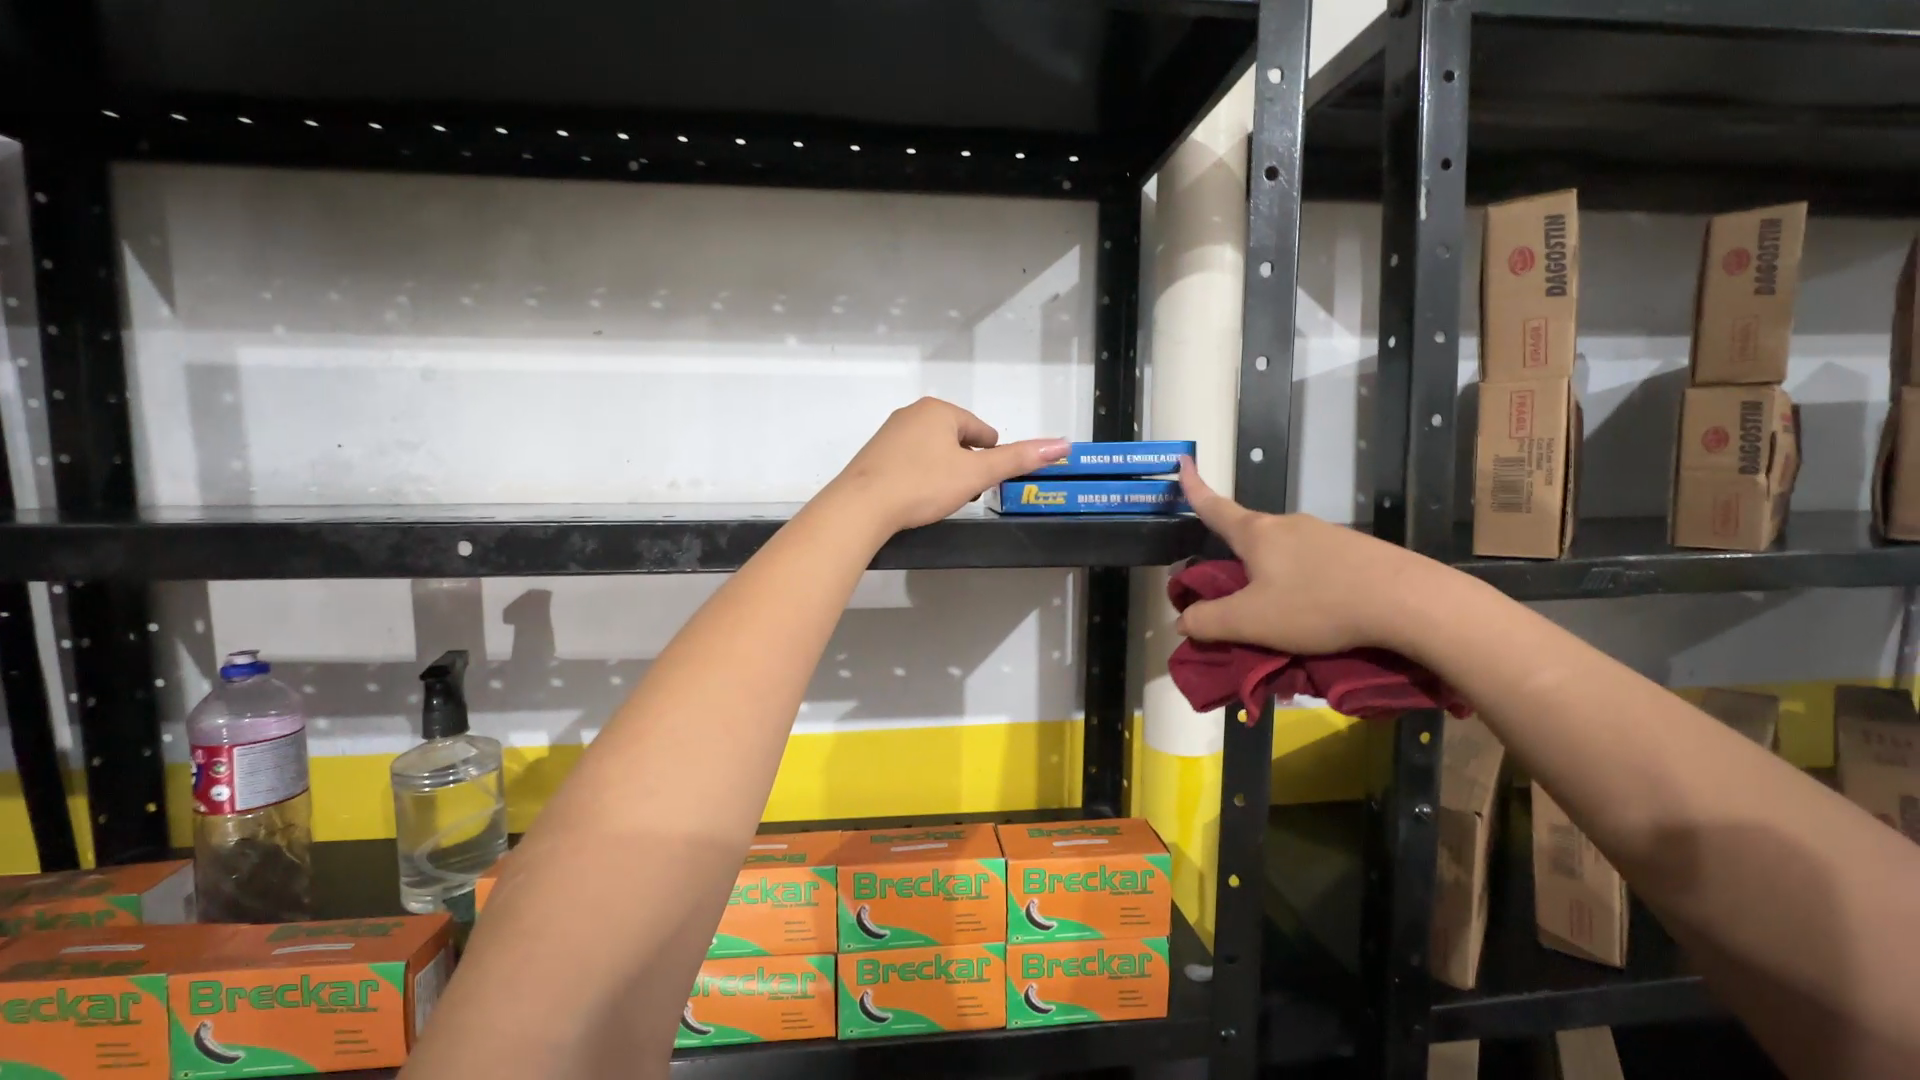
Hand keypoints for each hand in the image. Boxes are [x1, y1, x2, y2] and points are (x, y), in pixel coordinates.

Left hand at [822, 398, 1069, 534]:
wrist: (861, 507)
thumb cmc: (922, 485)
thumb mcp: (976, 473)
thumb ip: (1017, 459)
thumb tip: (1062, 444)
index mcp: (938, 410)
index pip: (980, 430)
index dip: (991, 456)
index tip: (990, 479)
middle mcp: (912, 414)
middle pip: (955, 439)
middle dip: (965, 464)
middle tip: (967, 493)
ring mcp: (889, 434)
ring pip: (931, 451)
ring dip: (943, 471)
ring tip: (943, 499)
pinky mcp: (873, 456)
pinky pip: (908, 462)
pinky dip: (919, 477)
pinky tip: (917, 498)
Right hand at [1176, 458, 1436, 654]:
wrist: (1405, 600)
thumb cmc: (1317, 605)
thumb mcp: (1252, 621)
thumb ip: (1210, 622)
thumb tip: (1182, 620)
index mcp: (1257, 534)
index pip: (1215, 508)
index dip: (1194, 488)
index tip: (1183, 461)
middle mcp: (1288, 524)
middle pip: (1250, 534)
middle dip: (1236, 554)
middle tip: (1227, 585)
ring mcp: (1325, 534)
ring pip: (1284, 550)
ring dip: (1272, 571)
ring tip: (1275, 608)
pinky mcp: (1354, 550)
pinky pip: (1314, 562)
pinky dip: (1303, 579)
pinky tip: (1314, 606)